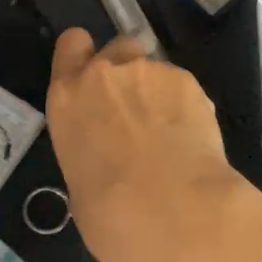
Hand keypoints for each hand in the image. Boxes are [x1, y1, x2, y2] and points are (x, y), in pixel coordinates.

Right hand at [47, 30, 261, 261]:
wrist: (176, 214)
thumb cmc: (112, 217)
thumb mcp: (79, 184)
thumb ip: (90, 149)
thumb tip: (109, 155)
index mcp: (68, 98)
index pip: (71, 45)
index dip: (83, 57)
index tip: (92, 78)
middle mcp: (105, 73)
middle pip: (116, 48)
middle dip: (125, 73)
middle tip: (135, 112)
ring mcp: (150, 71)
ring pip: (153, 69)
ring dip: (157, 93)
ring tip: (172, 137)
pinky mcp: (188, 81)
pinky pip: (182, 87)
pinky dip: (186, 108)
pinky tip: (193, 143)